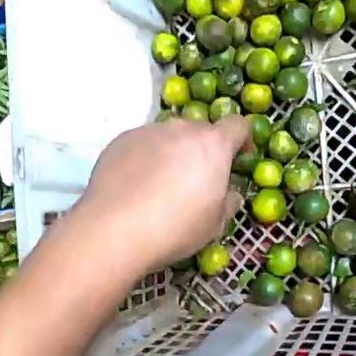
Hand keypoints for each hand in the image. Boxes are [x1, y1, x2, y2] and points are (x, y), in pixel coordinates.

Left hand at [65, 117, 248, 274]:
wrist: (114, 230)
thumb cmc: (175, 228)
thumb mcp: (214, 224)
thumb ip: (228, 202)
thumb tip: (230, 194)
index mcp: (212, 144)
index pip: (238, 125)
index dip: (242, 141)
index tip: (237, 160)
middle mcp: (181, 129)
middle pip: (201, 131)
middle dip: (204, 151)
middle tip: (196, 181)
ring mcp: (148, 132)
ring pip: (169, 137)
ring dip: (173, 153)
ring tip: (161, 186)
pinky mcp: (121, 141)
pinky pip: (142, 144)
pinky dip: (145, 158)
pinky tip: (136, 186)